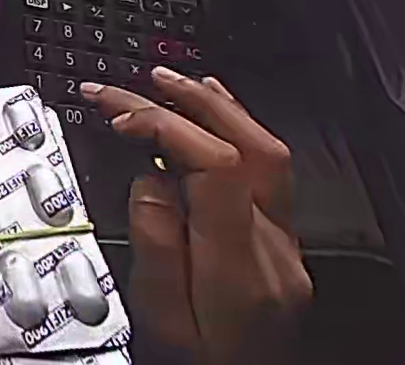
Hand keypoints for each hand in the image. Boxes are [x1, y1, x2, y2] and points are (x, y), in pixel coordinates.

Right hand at [83, 68, 310, 363]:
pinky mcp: (281, 243)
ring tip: (170, 80)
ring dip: (213, 104)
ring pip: (265, 149)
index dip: (164, 122)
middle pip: (248, 145)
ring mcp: (285, 244)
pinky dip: (232, 123)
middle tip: (142, 80)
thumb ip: (154, 247)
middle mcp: (273, 249)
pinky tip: (211, 107)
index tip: (119, 114)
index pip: (216, 162)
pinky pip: (265, 165)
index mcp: (240, 268)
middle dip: (190, 100)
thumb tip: (148, 180)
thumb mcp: (161, 323)